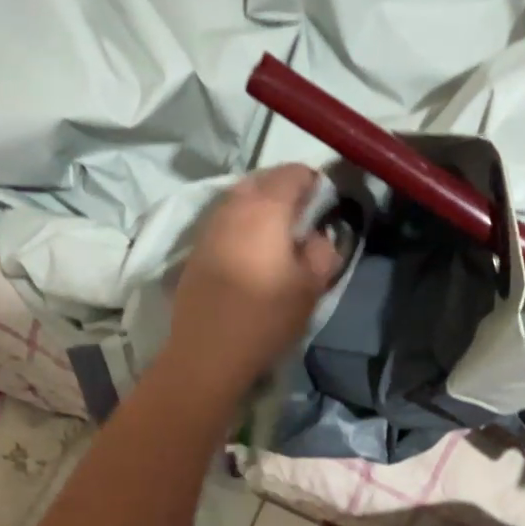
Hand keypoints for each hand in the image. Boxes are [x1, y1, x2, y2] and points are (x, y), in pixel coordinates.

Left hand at [166, 165, 342, 388]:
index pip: (294, 173)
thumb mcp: (311, 288)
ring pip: (242, 199)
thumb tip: (321, 235)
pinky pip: (226, 221)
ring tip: (280, 238)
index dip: (315, 183)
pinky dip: (244, 226)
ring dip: (263, 208)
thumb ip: (323, 252)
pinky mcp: (197, 248)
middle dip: (287, 192)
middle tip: (306, 221)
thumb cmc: (266, 317)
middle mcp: (234, 206)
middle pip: (265, 180)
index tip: (326, 207)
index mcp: (267, 208)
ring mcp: (211, 225)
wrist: (207, 352)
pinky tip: (254, 254)